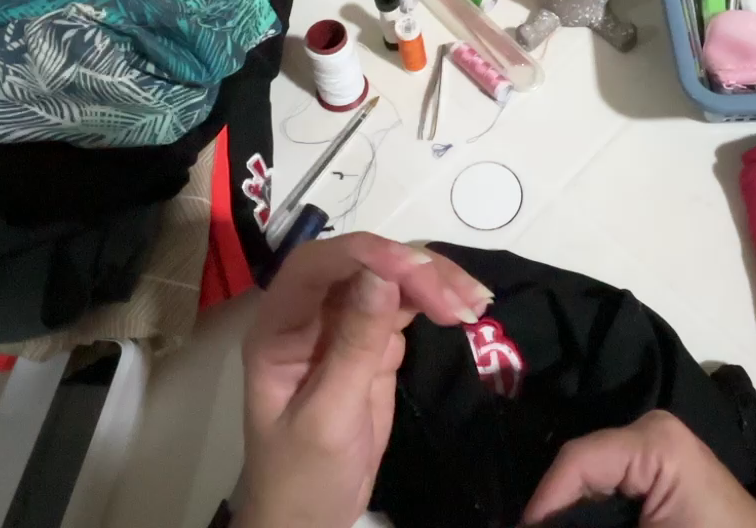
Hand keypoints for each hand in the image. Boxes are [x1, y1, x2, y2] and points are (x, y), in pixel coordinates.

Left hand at [233, 233, 492, 527]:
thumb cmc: (303, 477)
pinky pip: (407, 302)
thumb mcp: (330, 416)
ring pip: (390, 276)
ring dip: (434, 281)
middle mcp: (310, 310)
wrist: (310, 524)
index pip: (318, 265)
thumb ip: (356, 343)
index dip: (365, 255)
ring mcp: (344, 320)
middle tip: (457, 297)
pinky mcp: (374, 336)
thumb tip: (384, 275)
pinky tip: (467, 308)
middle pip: (360, 262)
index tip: (417, 269)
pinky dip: (437, 301)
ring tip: (475, 302)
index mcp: (279, 324)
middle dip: (411, 268)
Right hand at [521, 411, 755, 527]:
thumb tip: (531, 522)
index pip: (577, 460)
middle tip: (529, 527)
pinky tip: (576, 522)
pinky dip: (591, 511)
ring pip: (590, 478)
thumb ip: (589, 523)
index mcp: (654, 441)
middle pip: (580, 467)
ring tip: (547, 522)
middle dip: (553, 507)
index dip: (542, 504)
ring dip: (570, 510)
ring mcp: (656, 450)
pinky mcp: (659, 474)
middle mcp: (651, 431)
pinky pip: (609, 487)